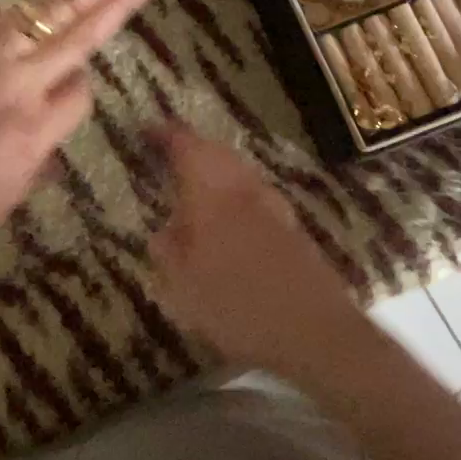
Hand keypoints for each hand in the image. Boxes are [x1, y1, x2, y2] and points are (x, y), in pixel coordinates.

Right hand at [150, 128, 365, 373]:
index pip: (184, 145)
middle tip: (169, 151)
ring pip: (238, 170)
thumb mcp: (182, 285)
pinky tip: (229, 215)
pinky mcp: (291, 227)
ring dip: (215, 167)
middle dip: (191, 146)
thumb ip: (167, 250)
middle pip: (215, 151)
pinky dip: (235, 191)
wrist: (314, 330)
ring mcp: (272, 204)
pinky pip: (254, 193)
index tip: (145, 129)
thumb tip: (163, 231)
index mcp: (210, 190)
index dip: (164, 133)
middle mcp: (242, 186)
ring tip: (195, 181)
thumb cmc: (236, 303)